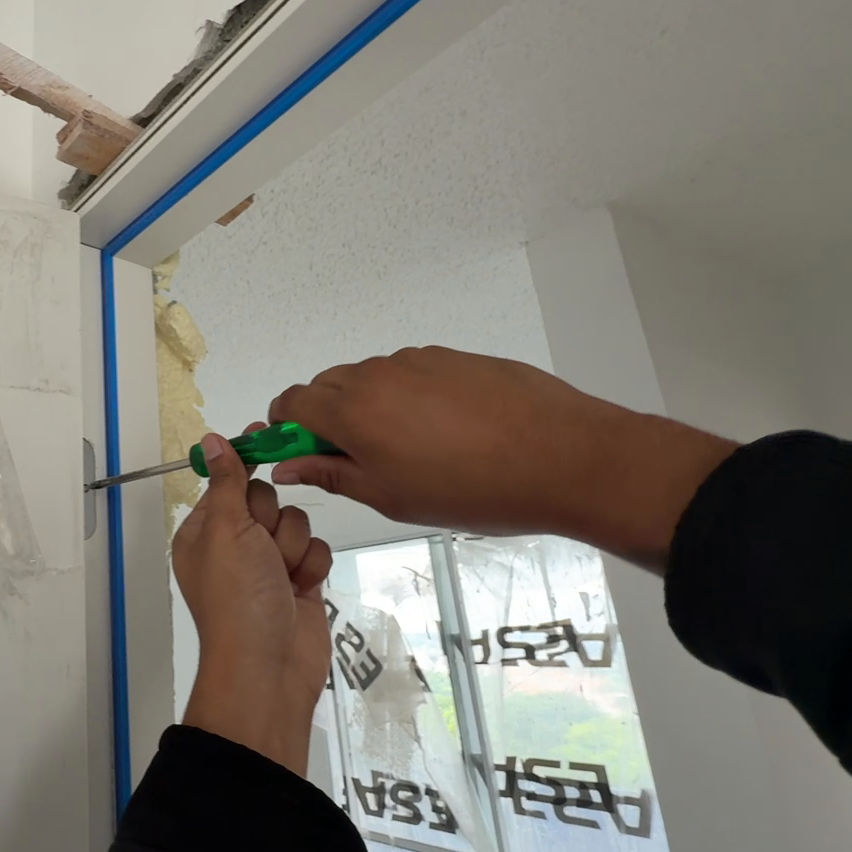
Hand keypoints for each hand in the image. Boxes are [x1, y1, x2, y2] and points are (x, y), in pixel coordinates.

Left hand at [173, 427, 331, 775]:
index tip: (266, 436)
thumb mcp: (225, 531)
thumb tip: (210, 439)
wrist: (269, 667)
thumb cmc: (237, 595)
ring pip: (295, 522)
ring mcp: (267, 564)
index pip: (227, 482)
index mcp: (203, 532)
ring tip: (282, 575)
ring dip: (292, 546)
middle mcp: (233, 544)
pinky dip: (311, 566)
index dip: (245, 464)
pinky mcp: (298, 580)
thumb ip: (226, 482)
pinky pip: (315, 550)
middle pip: (266, 499)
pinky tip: (302, 587)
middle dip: (271, 520)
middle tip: (262, 545)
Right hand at [267, 347, 737, 572]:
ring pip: (366, 379)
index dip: (284, 427)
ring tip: (411, 446)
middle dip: (324, 417)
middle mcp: (375, 375)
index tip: (301, 453)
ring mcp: (415, 360)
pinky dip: (404, 395)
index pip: (289, 403)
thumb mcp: (391, 496)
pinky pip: (406, 372)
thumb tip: (287, 464)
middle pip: (323, 386)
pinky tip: (444, 427)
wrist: (567, 457)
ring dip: (366, 406)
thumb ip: (330, 473)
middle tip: (358, 457)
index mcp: (352, 411)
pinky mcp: (450, 355)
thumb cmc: (470, 490)